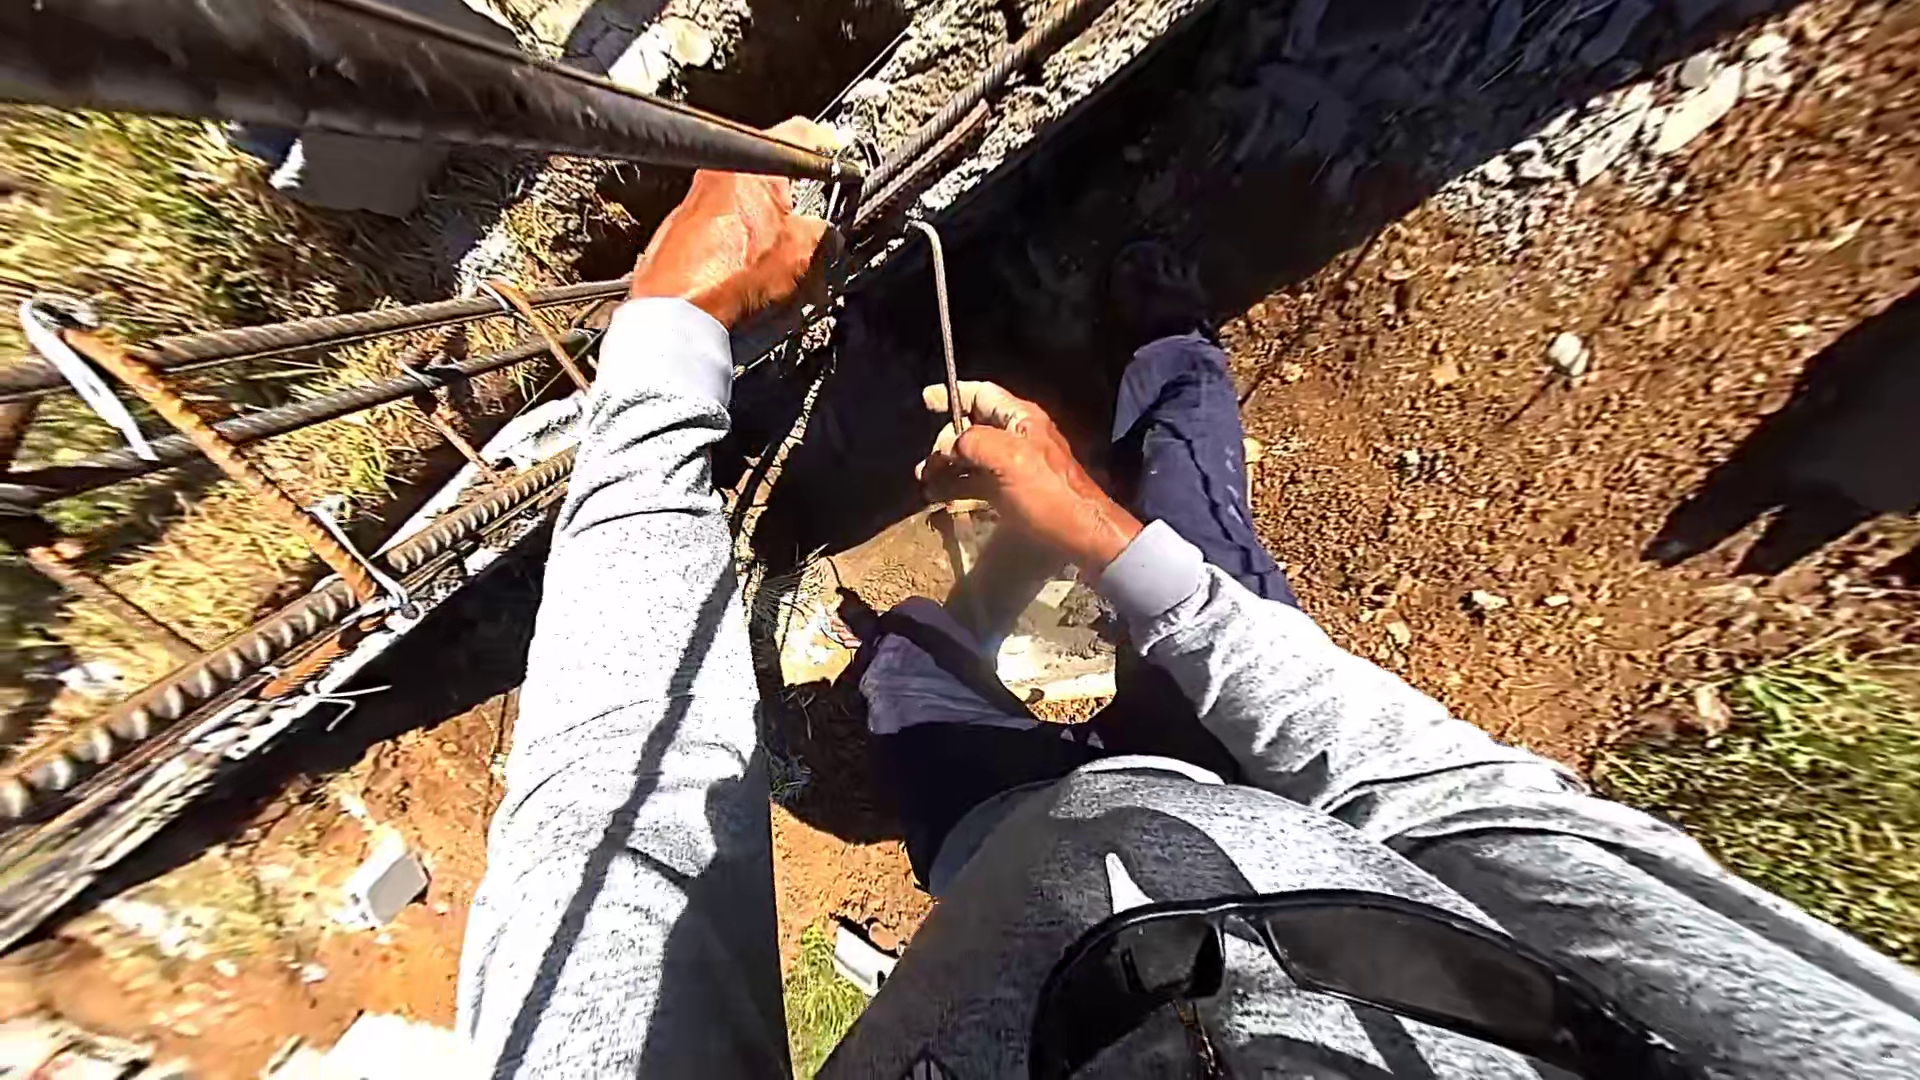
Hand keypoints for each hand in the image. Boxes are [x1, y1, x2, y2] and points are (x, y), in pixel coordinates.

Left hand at [629, 117, 843, 328]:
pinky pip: (729, 230)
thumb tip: (829, 235)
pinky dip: (746, 249)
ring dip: (772, 233)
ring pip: (751, 208)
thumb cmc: (732, 273)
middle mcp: (721, 171)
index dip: (828, 148)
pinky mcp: (686, 229)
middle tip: (815, 235)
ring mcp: (699, 199)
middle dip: (799, 207)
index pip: (802, 134)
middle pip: (774, 178)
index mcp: (753, 160)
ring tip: (783, 268)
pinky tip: (753, 277)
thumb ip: (825, 234)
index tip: (837, 158)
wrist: (682, 306)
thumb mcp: (804, 252)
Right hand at [918, 381, 1142, 572]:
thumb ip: (973, 441)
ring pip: (970, 457)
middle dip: (943, 442)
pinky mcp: (1009, 490)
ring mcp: (1011, 465)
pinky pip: (976, 481)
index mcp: (1019, 419)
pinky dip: (956, 486)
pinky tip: (938, 496)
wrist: (1080, 533)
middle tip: (927, 465)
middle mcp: (1015, 436)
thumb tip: (949, 446)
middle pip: (970, 427)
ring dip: (944, 467)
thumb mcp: (1010, 458)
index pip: (981, 394)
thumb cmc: (1048, 493)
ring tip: (924, 482)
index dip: (952, 394)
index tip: (926, 400)